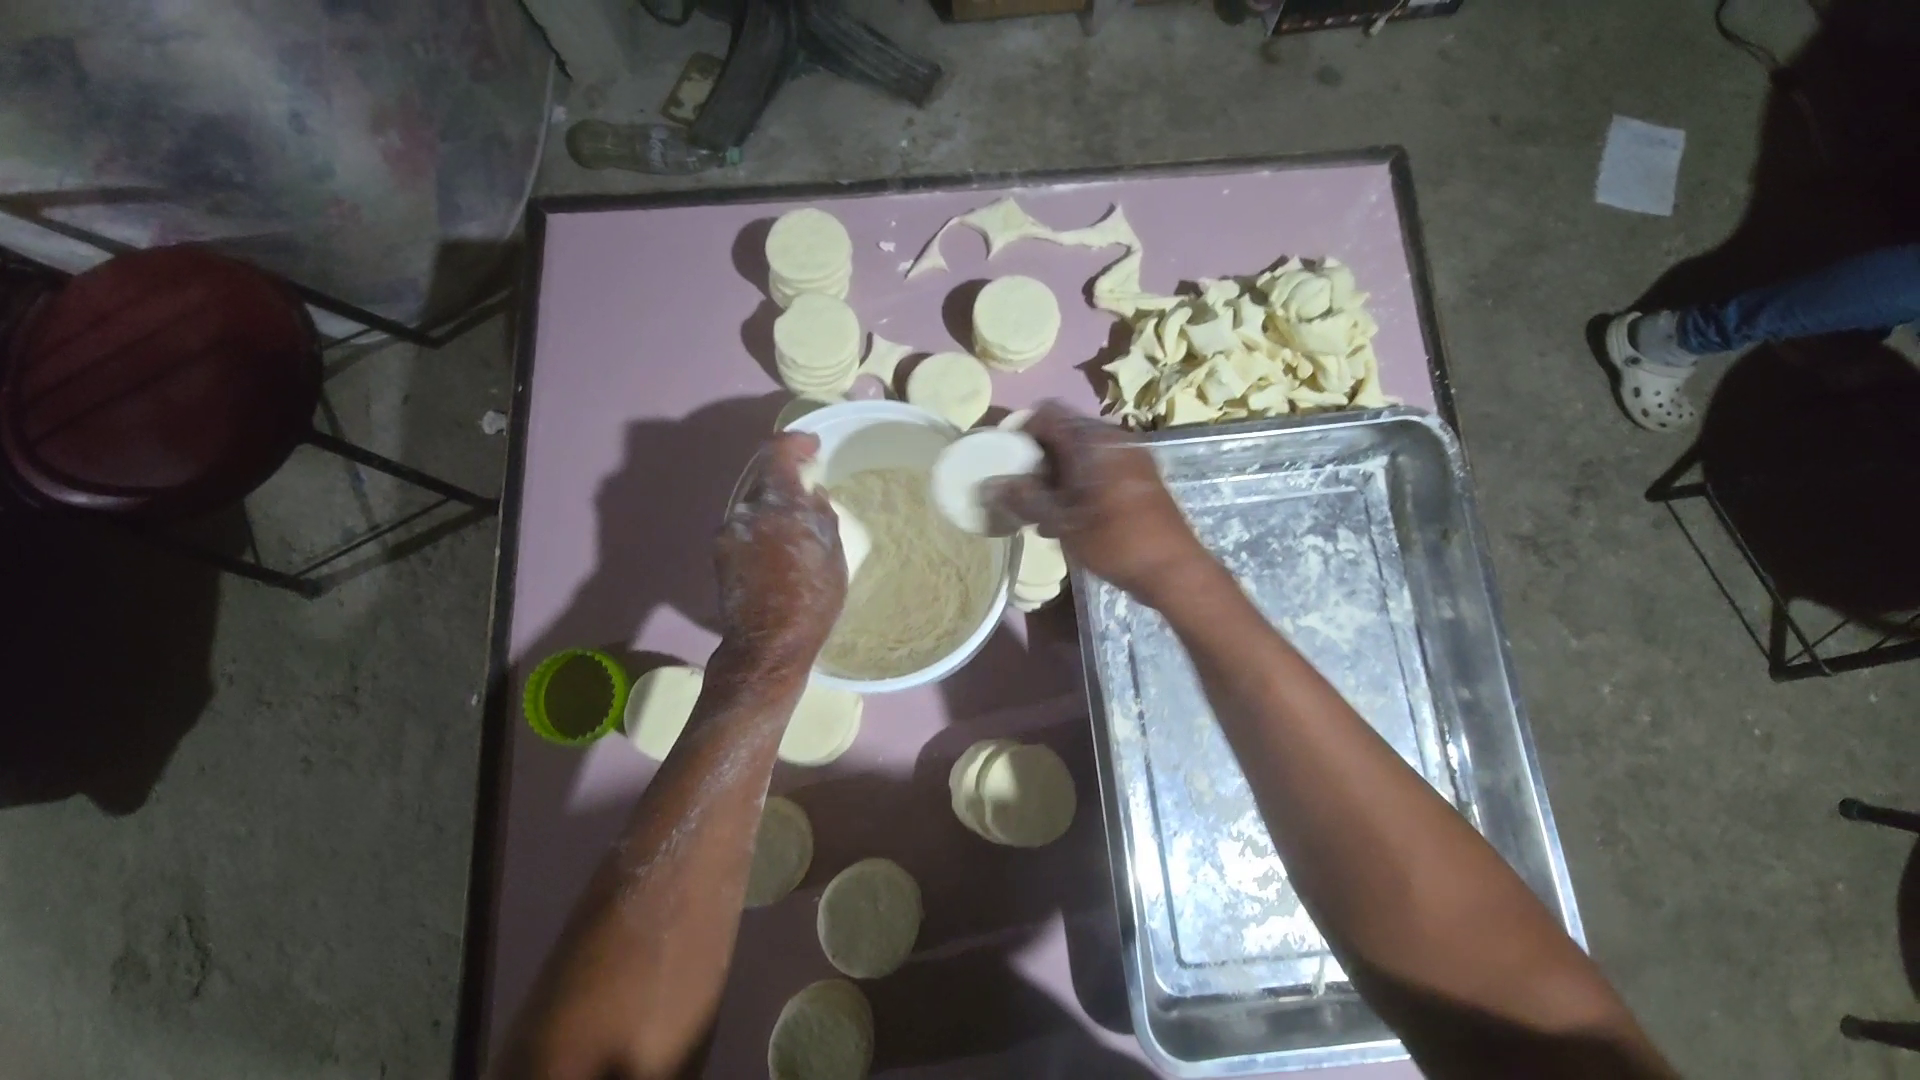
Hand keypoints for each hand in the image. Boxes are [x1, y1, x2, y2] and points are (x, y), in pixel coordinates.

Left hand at [714, 432, 846, 678]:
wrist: (769, 642)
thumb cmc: (812, 600)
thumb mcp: (833, 555)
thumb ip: (821, 516)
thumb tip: (811, 492)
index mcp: (778, 504)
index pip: (777, 452)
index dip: (795, 442)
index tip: (812, 446)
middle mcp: (747, 510)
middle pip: (763, 479)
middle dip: (785, 482)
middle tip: (807, 495)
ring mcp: (728, 531)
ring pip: (752, 505)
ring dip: (772, 509)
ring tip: (794, 532)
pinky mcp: (720, 552)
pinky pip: (743, 527)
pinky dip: (760, 529)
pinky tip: (776, 552)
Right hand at [987, 401, 1213, 604]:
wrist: (1175, 570)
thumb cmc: (1116, 543)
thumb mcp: (1063, 522)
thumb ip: (1025, 498)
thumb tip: (991, 484)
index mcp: (1092, 441)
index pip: (1046, 413)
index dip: (1022, 432)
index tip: (1008, 462)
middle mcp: (1113, 438)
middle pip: (1064, 432)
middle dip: (1039, 459)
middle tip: (1024, 492)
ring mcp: (1131, 455)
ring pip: (1082, 452)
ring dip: (1059, 475)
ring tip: (1045, 511)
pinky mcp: (1141, 475)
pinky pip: (1100, 466)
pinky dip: (1081, 482)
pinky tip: (1072, 516)